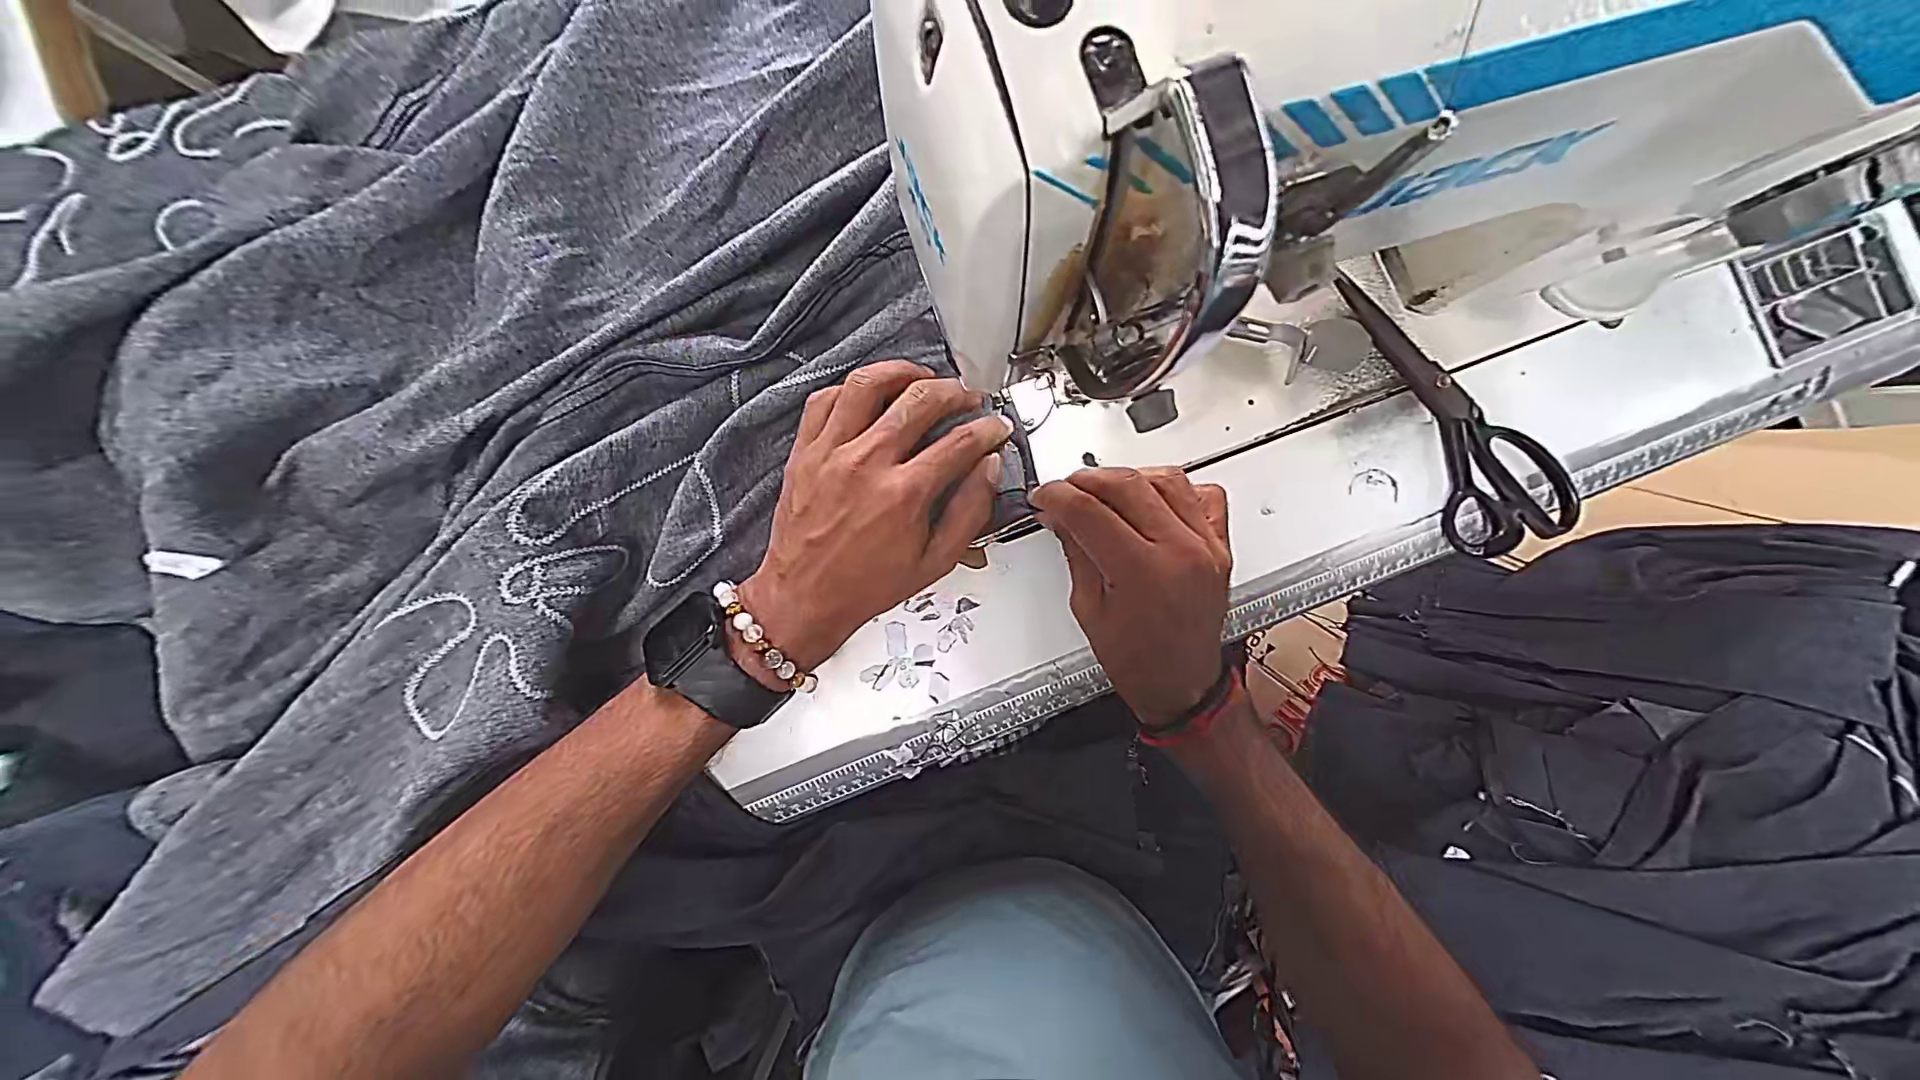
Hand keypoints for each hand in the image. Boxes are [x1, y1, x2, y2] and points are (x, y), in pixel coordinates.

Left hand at [735, 360, 1011, 682]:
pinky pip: (824, 399)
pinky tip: (870, 393)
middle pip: (921, 399)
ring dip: (903, 371)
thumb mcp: (935, 561)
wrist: (804, 597)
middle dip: (956, 391)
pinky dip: (850, 387)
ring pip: (869, 384)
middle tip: (967, 398)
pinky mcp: (805, 452)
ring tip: (922, 376)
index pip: (961, 440)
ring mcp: (831, 453)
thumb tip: (989, 470)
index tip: (995, 428)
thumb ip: (970, 511)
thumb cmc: (864, 585)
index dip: (988, 429)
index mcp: (904, 494)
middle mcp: (867, 464)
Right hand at [1030, 467, 1231, 728]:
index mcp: (1142, 573)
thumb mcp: (1088, 607)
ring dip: (1128, 477)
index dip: (1057, 496)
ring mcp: (1207, 546)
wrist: (1182, 686)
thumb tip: (1061, 515)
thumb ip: (1076, 551)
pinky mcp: (1221, 546)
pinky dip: (1176, 488)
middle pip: (1126, 484)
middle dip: (1086, 480)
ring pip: (1167, 479)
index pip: (1088, 510)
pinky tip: (1153, 498)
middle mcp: (1181, 553)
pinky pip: (1206, 494)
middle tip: (1066, 490)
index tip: (1045, 496)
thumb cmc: (1140, 662)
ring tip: (1104, 490)